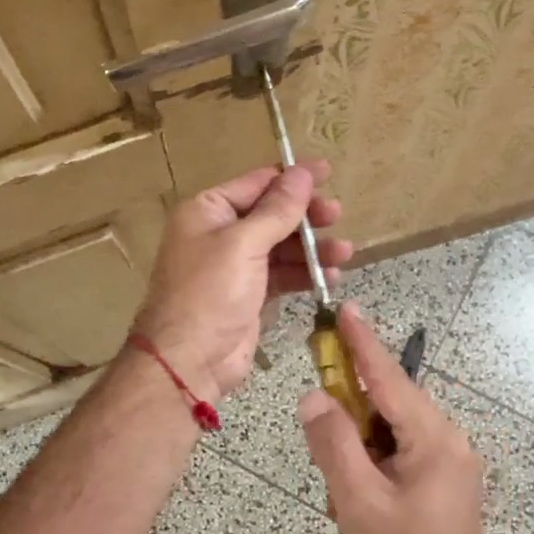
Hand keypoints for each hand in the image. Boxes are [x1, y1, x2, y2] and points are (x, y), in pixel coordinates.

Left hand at [132, 161, 350, 400]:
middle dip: (305, 216)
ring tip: (344, 252)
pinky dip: (304, 274)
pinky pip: (282, 275)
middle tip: (336, 215)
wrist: (189, 361)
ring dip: (312, 248)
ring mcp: (234, 266)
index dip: (292, 177)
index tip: (327, 172)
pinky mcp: (248, 295)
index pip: (255, 183)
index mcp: (207, 211)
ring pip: (280, 247)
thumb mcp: (243, 245)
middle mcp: (218, 234)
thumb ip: (277, 209)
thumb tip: (302, 172)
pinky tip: (331, 276)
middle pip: (271, 214)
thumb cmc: (209, 294)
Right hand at [300, 304, 497, 533]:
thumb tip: (313, 396)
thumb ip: (333, 444)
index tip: (343, 307)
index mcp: (435, 440)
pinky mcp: (440, 489)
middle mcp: (448, 444)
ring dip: (356, 452)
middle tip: (320, 443)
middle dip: (348, 418)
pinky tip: (354, 506)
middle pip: (388, 406)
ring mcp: (447, 467)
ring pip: (388, 435)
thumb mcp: (358, 502)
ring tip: (341, 499)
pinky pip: (396, 458)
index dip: (362, 342)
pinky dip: (369, 469)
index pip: (390, 377)